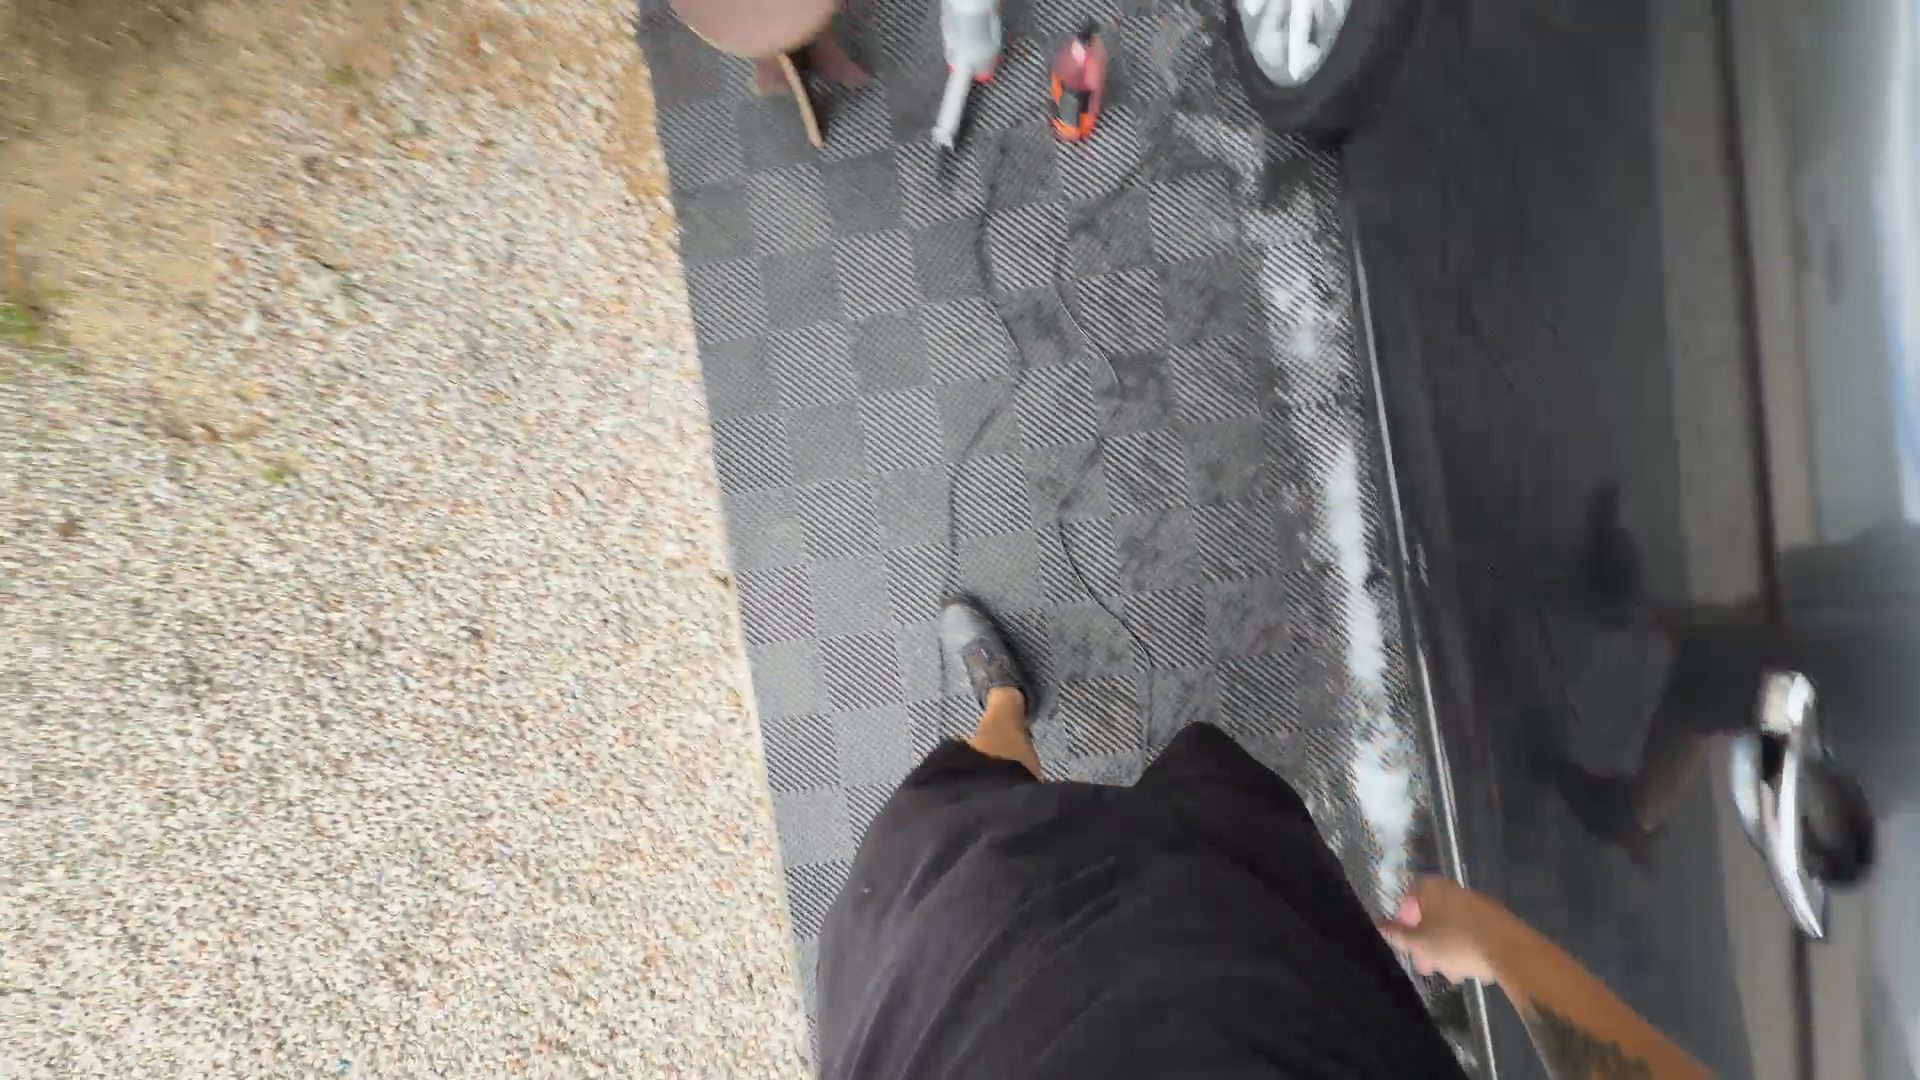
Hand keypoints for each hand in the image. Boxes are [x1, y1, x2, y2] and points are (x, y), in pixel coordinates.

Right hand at [1377, 875, 1514, 985]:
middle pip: (1432, 915)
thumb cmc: (1457, 943)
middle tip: (1428, 965)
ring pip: (1454, 925)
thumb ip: (1398, 934)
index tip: (1407, 944)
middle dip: (1427, 941)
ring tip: (1453, 974)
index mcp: (1430, 888)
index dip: (1404, 923)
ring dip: (1448, 948)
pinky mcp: (1499, 920)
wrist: (1513, 952)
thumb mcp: (1420, 943)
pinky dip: (1469, 947)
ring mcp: (1478, 903)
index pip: (1408, 899)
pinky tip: (1474, 969)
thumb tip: (1378, 925)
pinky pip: (1475, 932)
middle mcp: (1452, 889)